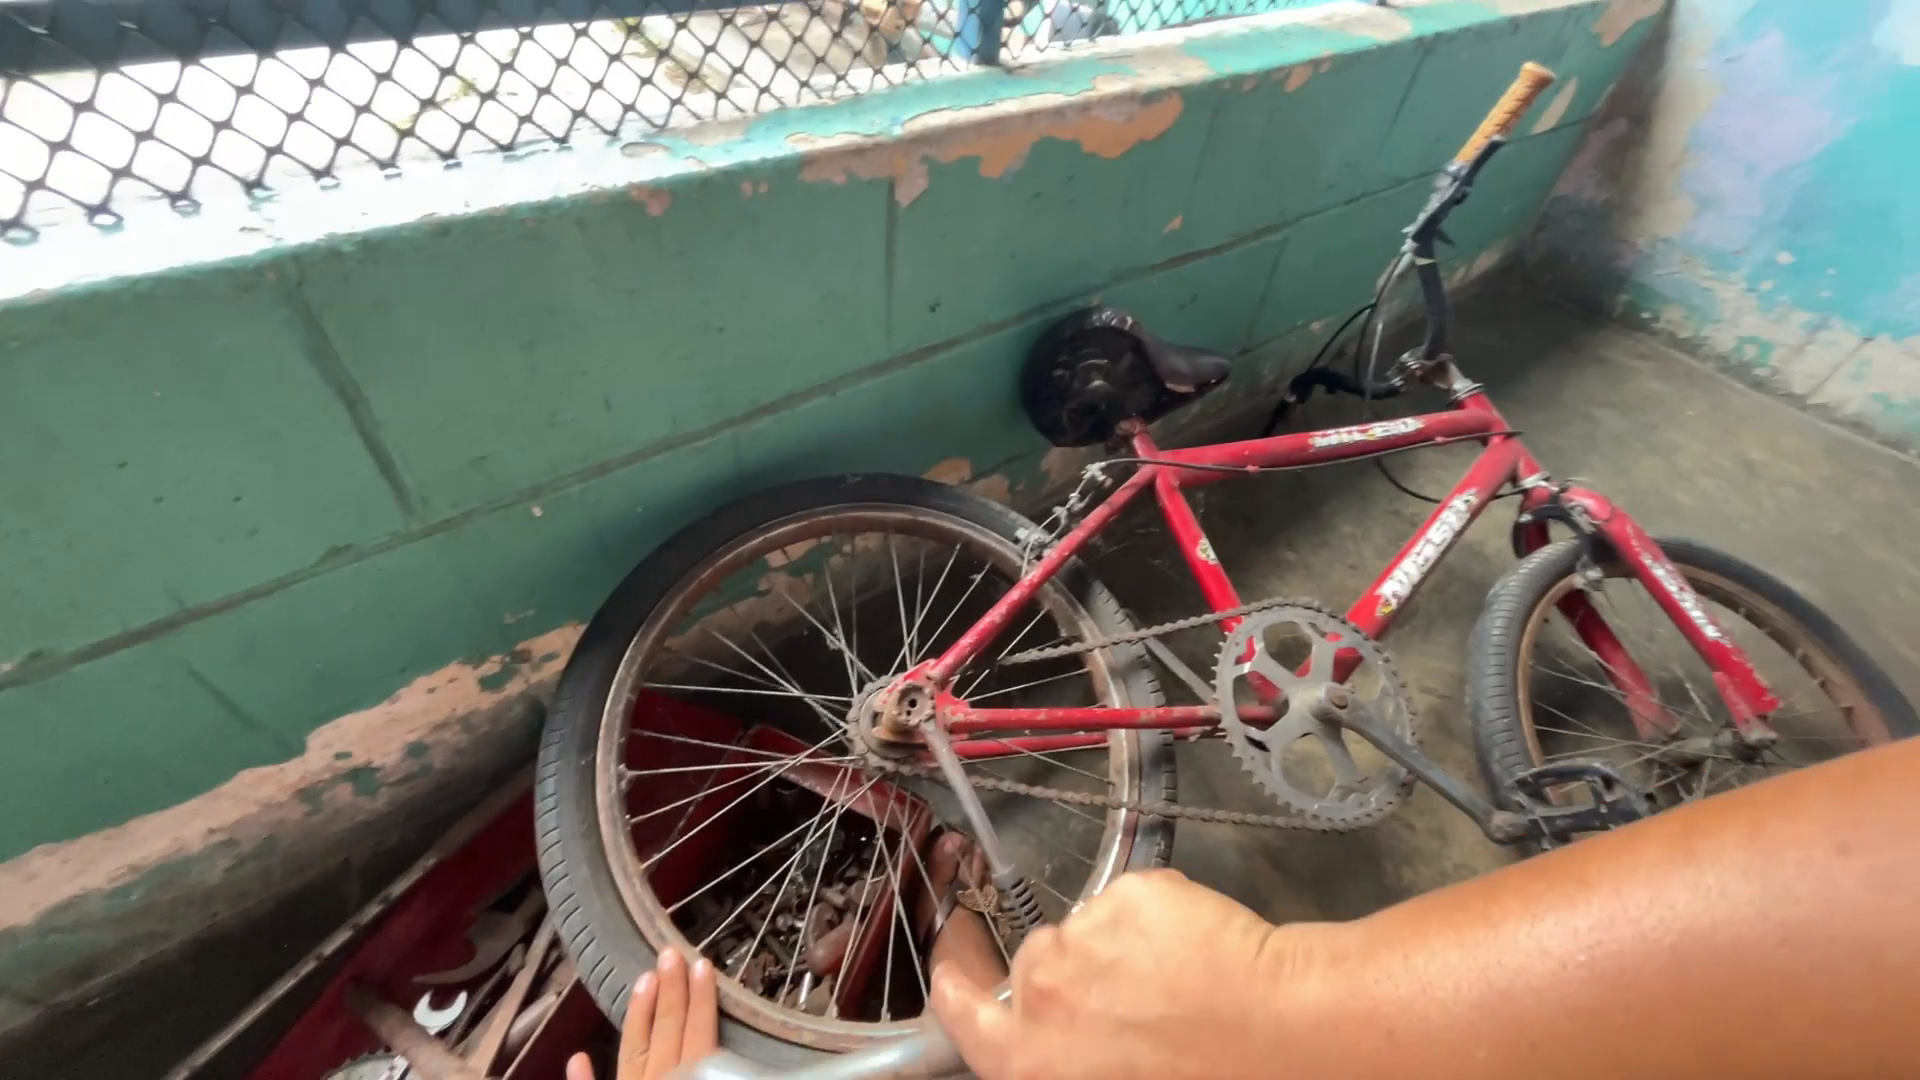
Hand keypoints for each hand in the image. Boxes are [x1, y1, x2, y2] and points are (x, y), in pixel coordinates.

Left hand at [567, 950, 718, 1079]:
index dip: (702, 999)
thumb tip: (725, 1051)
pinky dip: (583, 1077)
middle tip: (670, 953)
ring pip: (633, 1052)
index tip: (702, 963)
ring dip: (638, 1016)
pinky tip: (577, 1057)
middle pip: (666, 1033)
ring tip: (643, 978)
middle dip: (670, 991)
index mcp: (691, 1079)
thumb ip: (720, 1069)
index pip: (699, 1034)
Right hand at [930, 869, 1315, 1079]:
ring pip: (1087, 929)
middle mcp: (1045, 990)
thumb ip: (1069, 1059)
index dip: (956, 987)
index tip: (955, 969)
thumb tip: (1068, 1033)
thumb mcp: (1107, 1079)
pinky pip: (1128, 903)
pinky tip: (1192, 949)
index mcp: (1034, 1056)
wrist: (1282, 1035)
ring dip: (1117, 946)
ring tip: (1174, 979)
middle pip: (1037, 964)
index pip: (964, 1012)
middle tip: (1129, 995)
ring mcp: (1085, 933)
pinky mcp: (1128, 892)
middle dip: (1072, 973)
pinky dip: (1154, 919)